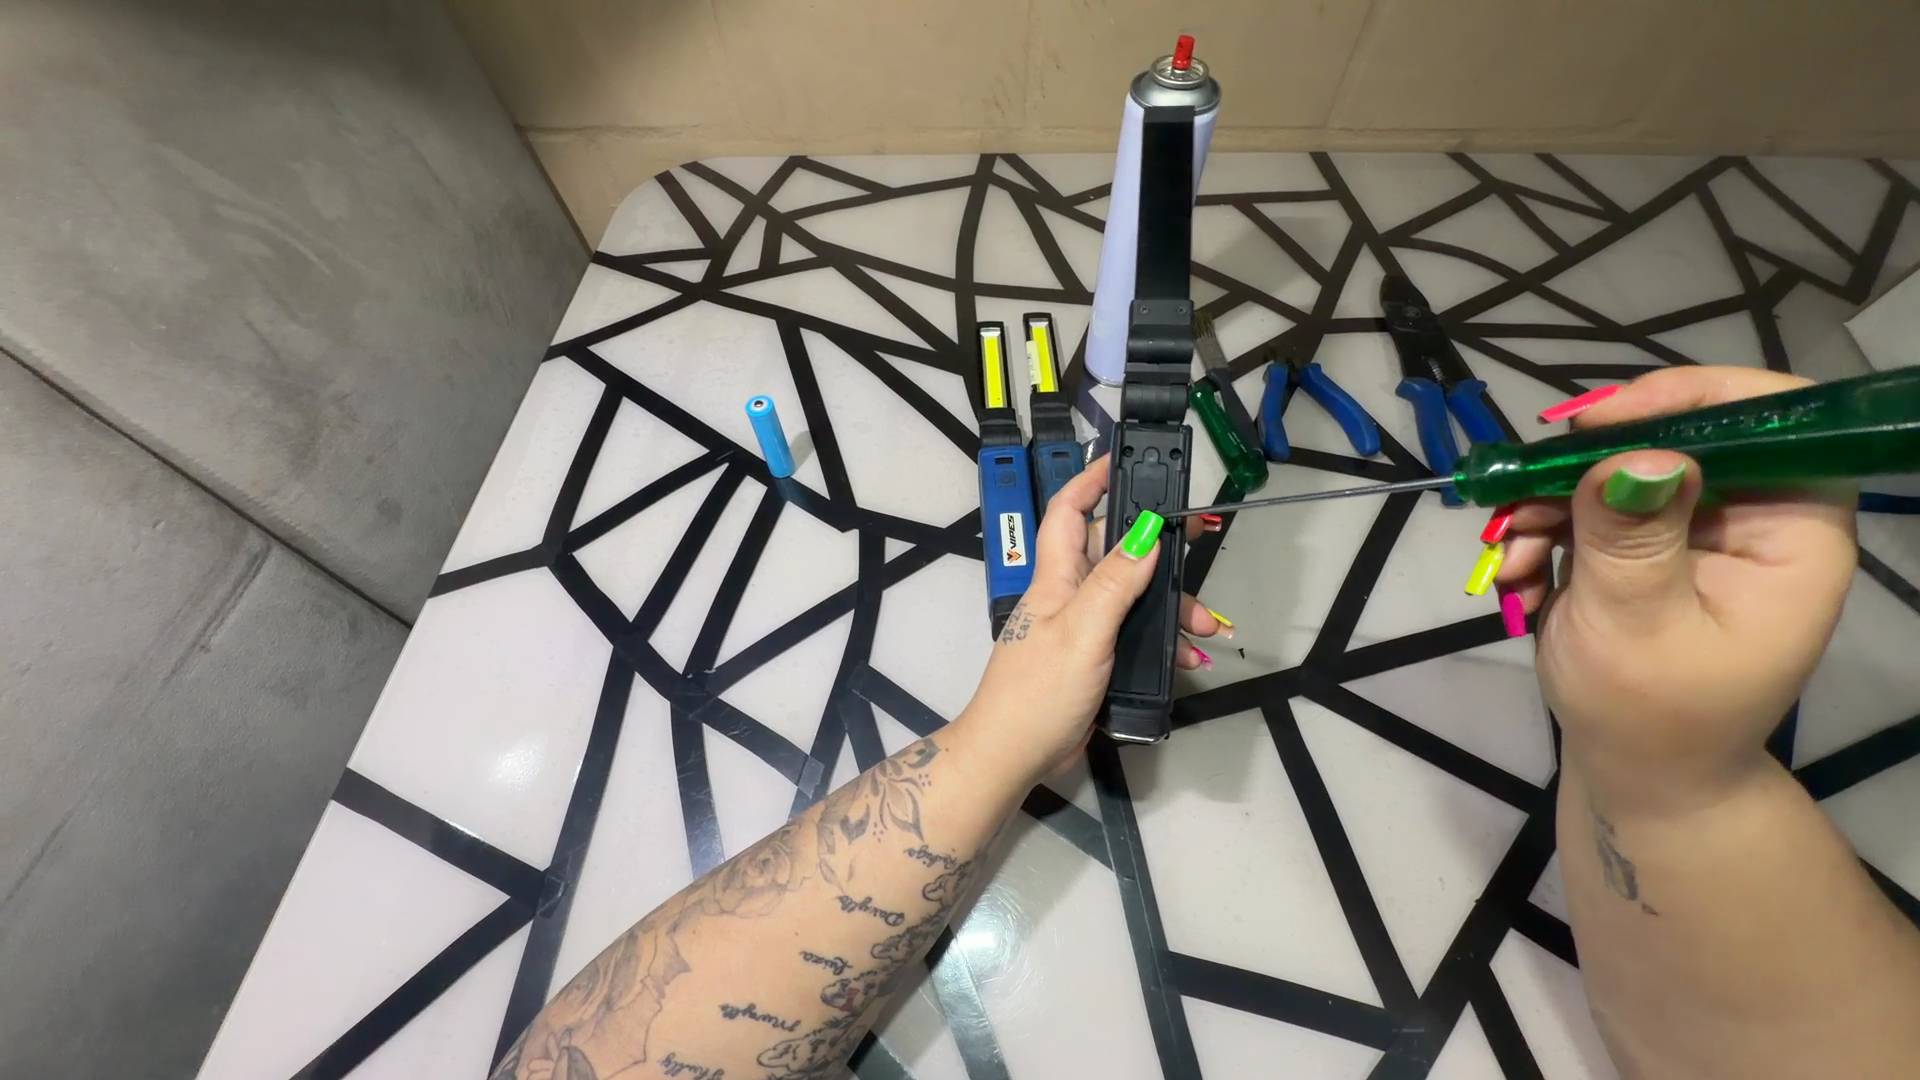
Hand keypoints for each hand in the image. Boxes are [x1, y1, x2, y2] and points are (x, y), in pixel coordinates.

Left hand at [955, 457, 1223, 786]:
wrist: (1016, 754)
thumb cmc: (1038, 691)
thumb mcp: (1082, 632)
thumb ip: (1114, 583)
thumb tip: (1146, 534)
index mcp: (1056, 576)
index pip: (1068, 511)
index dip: (1091, 480)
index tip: (1123, 459)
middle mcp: (1070, 593)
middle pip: (1117, 552)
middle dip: (1159, 548)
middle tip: (1201, 539)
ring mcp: (1083, 626)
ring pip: (1134, 597)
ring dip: (1172, 607)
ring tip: (1204, 627)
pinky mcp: (1096, 656)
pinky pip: (1135, 635)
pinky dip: (1164, 643)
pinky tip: (1189, 658)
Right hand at [1498, 367, 1857, 811]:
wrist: (1632, 762)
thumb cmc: (1652, 706)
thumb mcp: (1634, 622)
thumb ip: (1633, 538)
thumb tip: (1633, 456)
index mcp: (1785, 534)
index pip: (1769, 424)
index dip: (1687, 402)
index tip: (1595, 422)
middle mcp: (1739, 519)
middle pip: (1663, 444)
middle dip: (1575, 472)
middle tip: (1515, 500)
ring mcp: (1679, 532)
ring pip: (1603, 476)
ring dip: (1540, 509)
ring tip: (1508, 559)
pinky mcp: (1629, 548)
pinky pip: (1574, 510)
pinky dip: (1533, 534)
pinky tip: (1514, 575)